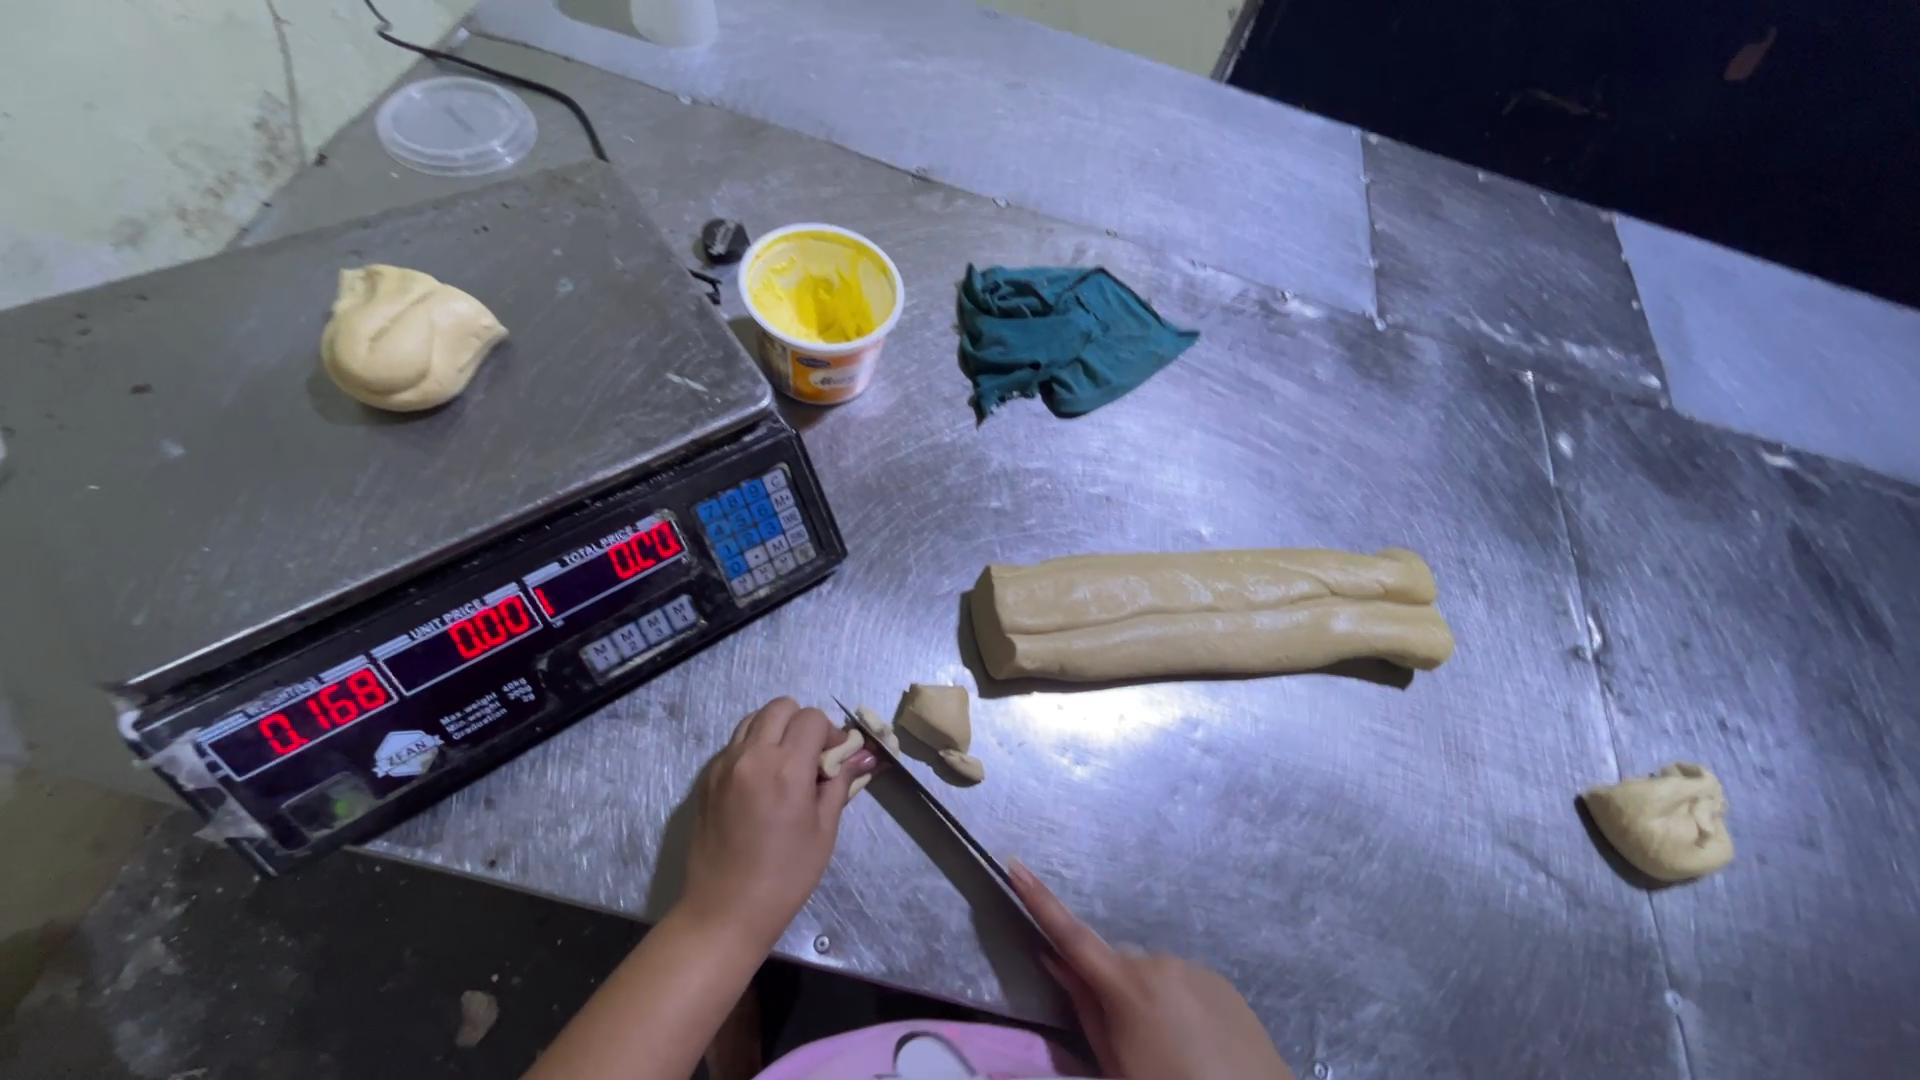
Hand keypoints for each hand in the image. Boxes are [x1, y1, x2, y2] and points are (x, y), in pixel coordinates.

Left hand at [679, 697, 875, 947]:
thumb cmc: (785, 877)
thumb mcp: (824, 831)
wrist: (724, 911)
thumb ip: (839, 784)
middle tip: (811, 756)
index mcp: (786, 769)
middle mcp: (751, 757)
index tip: (834, 758)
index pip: (812, 718)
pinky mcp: (705, 779)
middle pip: (781, 706)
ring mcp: (723, 766)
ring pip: (752, 719)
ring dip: (774, 731)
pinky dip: (752, 750)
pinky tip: (760, 783)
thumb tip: (861, 756)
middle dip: (802, 723)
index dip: (829, 732)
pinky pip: (733, 745)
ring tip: (784, 765)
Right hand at [1010, 860, 1294, 1079]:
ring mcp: (1193, 968)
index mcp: (1126, 985)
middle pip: (1116, 964)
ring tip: (1167, 1048)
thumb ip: (1085, 1008)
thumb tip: (1055, 959)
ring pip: (1151, 975)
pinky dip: (1177, 1004)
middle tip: (1125, 1038)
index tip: (1016, 864)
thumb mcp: (1116, 1065)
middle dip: (1111, 987)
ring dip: (1147, 999)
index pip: (1071, 935)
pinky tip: (1194, 1043)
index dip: (1040, 900)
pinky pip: (1183, 983)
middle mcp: (1158, 962)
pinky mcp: (1221, 981)